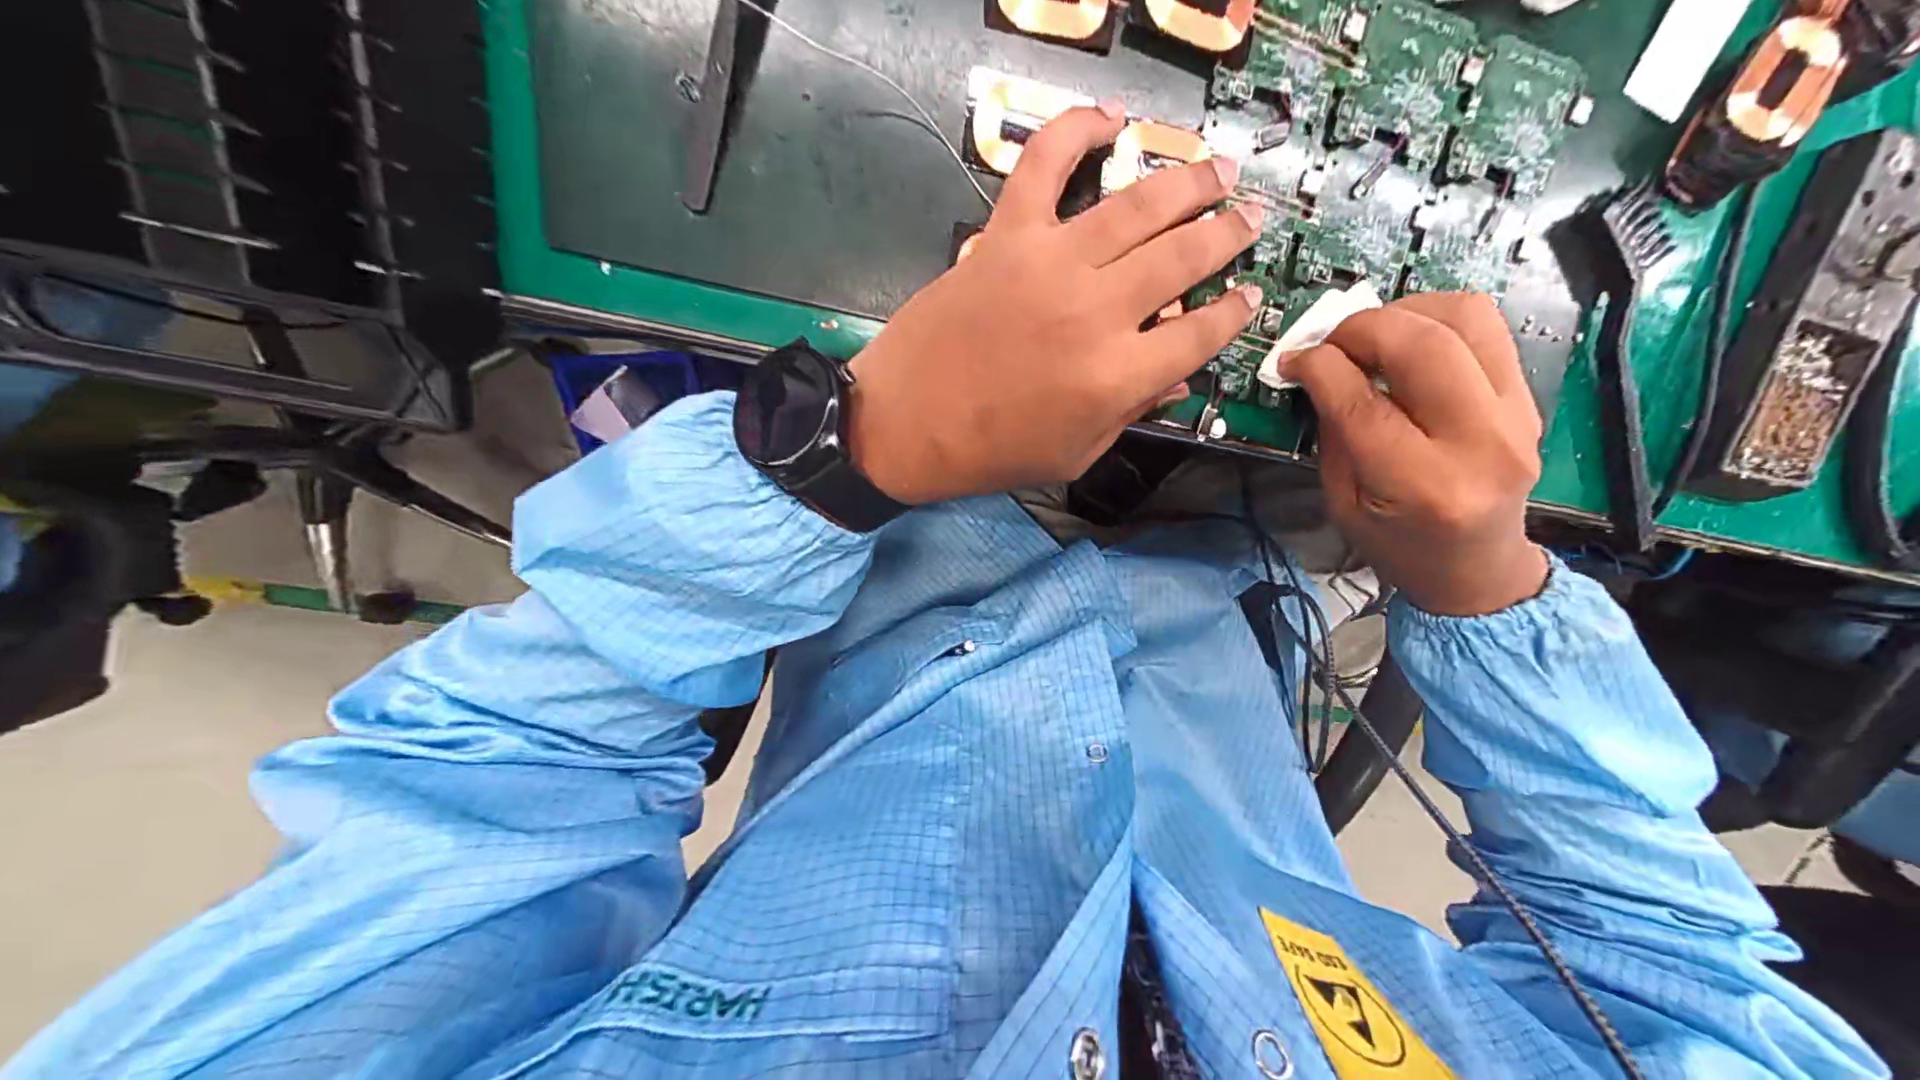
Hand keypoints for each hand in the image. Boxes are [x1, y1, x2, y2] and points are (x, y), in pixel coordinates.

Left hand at [846, 103, 1262, 504]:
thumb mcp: (1073, 454)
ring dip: (1188, 184)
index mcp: (1117, 377)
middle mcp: (1096, 312)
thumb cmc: (989, 453)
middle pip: (1183, 258)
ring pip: (1137, 208)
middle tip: (1249, 218)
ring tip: (1217, 170)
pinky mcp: (1005, 238)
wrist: (903, 425)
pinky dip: (1076, 131)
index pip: (1201, 334)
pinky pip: (1045, 167)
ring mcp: (1050, 266)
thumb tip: (1177, 379)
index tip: (1249, 296)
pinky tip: (1109, 118)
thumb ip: (1130, 414)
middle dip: (1228, 235)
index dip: (1234, 314)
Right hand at [1280, 293, 1548, 615]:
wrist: (1477, 567)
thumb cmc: (1398, 546)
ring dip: (1406, 312)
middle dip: (1362, 328)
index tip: (1293, 360)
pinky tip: (1406, 341)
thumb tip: (1318, 369)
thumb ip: (1335, 432)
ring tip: (1370, 335)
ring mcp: (1515, 416)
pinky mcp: (1527, 399)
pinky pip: (1486, 330)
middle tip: (1330, 341)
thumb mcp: (1343, 501)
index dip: (1318, 367)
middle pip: (1423, 345)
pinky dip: (1437, 321)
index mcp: (1421, 484)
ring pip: (1466, 319)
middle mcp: (1478, 443)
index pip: (1361, 401)